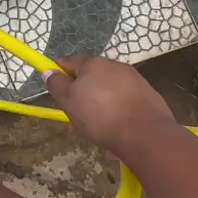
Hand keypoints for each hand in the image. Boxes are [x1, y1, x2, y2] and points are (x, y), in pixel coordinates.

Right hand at [44, 55, 177, 158]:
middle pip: (90, 76)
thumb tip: (49, 70)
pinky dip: (119, 110)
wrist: (147, 135)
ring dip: (103, 103)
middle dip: (84, 92)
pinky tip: (119, 129)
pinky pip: (126, 100)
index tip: (59, 93)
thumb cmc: (100, 116)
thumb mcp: (69, 101)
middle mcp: (114, 65)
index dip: (59, 75)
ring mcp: (135, 79)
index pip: (67, 62)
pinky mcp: (149, 95)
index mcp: (92, 63)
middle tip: (79, 113)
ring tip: (101, 126)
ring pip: (109, 89)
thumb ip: (56, 84)